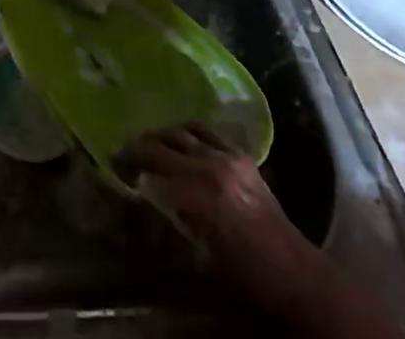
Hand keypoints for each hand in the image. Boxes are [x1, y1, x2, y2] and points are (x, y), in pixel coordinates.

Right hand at [120, 124, 297, 256]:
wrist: (291, 273)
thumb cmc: (239, 275)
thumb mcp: (194, 255)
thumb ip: (166, 217)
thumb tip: (140, 194)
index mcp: (195, 195)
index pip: (148, 168)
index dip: (127, 164)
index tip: (113, 164)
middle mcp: (209, 167)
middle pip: (163, 144)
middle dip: (139, 146)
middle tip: (125, 152)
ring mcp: (228, 157)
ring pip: (184, 130)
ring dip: (163, 134)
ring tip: (150, 142)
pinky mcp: (242, 156)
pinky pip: (208, 133)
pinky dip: (189, 133)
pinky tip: (182, 142)